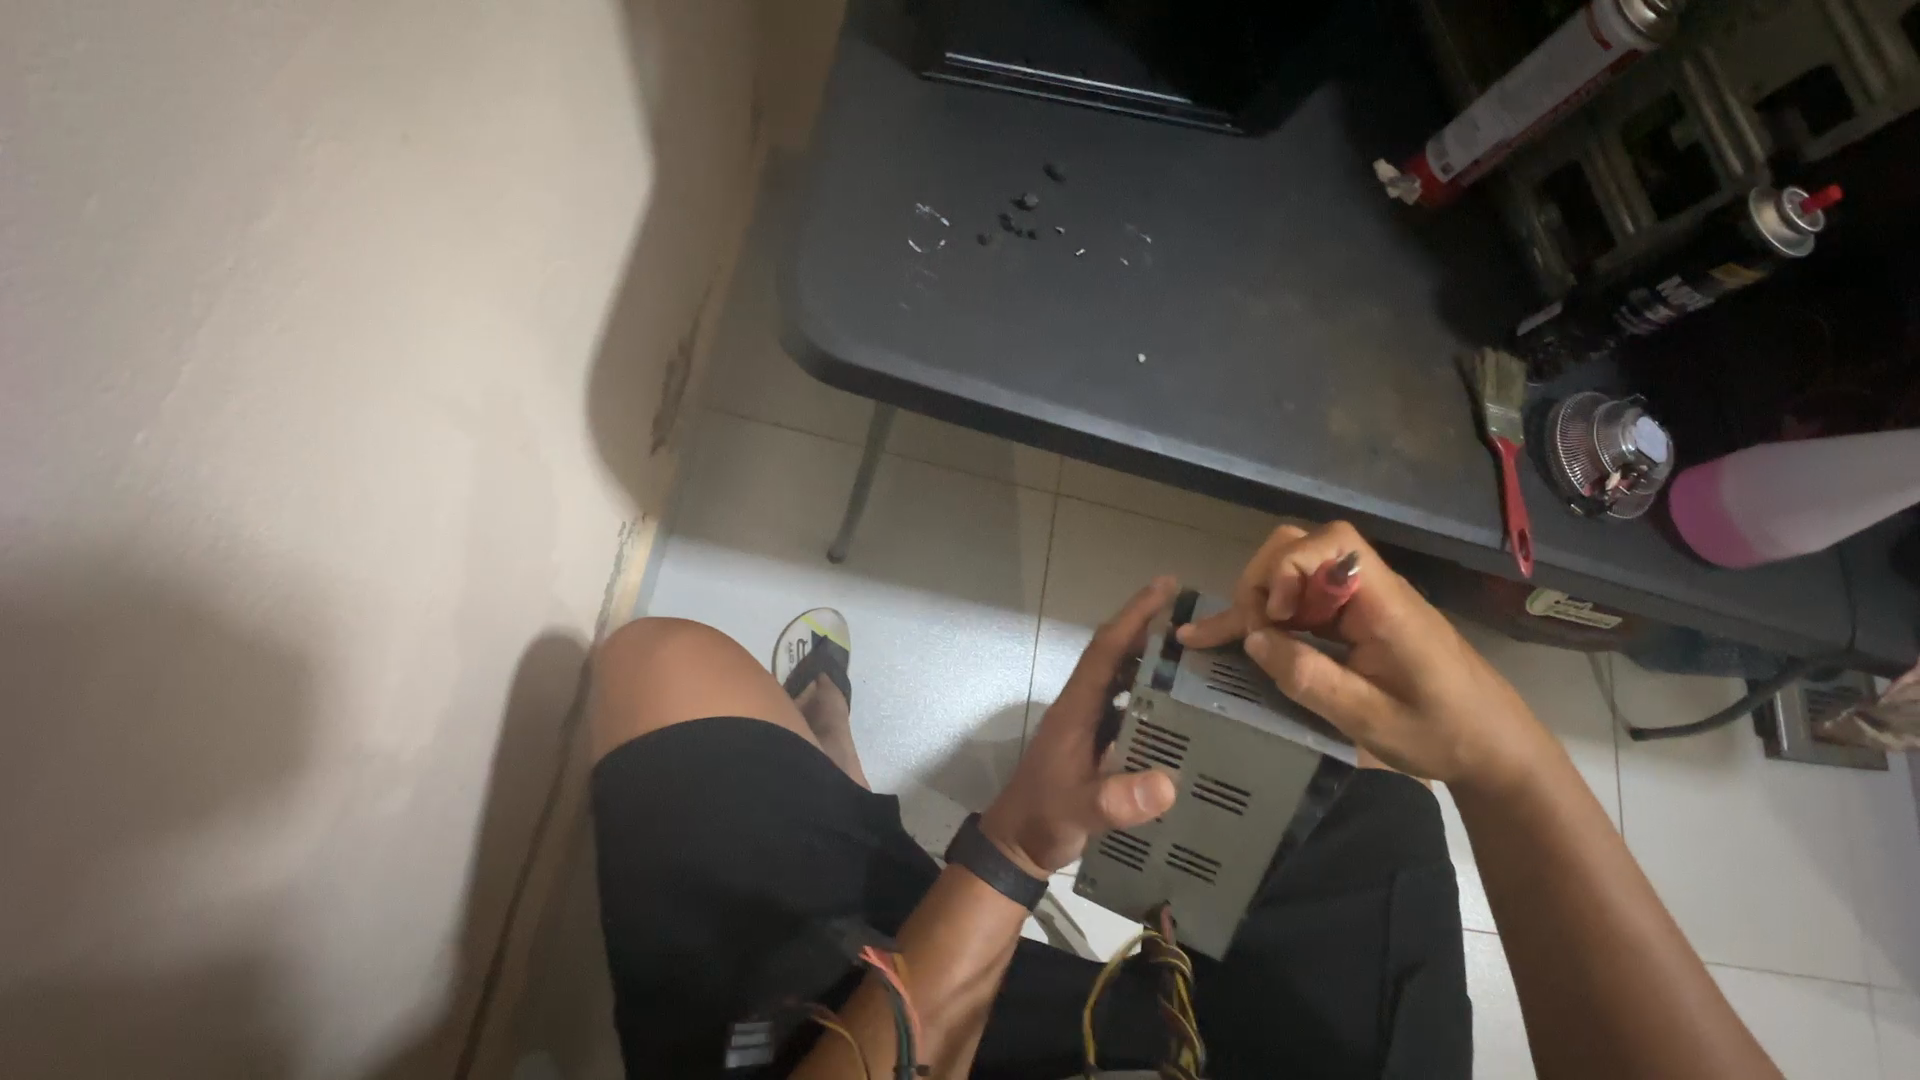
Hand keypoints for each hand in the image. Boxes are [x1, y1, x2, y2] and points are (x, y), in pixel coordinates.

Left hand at [980, 578, 1181, 875]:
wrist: (1017, 844)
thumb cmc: (1042, 819)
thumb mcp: (1078, 811)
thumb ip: (1114, 801)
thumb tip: (1166, 784)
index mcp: (1076, 709)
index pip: (1106, 651)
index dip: (1135, 616)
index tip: (1166, 587)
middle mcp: (1082, 707)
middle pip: (1115, 654)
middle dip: (1149, 627)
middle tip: (1195, 613)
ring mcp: (1087, 724)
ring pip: (1121, 677)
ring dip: (1151, 657)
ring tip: (1197, 649)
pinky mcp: (1094, 743)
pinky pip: (1127, 705)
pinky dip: (1151, 692)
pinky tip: (1179, 703)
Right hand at [1178, 522, 1551, 791]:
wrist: (1497, 750)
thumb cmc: (1441, 734)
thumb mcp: (1369, 719)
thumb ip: (1310, 677)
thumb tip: (1254, 639)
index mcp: (1385, 604)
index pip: (1330, 544)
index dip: (1287, 568)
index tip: (1273, 617)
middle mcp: (1372, 591)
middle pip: (1305, 547)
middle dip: (1264, 580)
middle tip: (1246, 629)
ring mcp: (1364, 605)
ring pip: (1298, 572)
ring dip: (1261, 598)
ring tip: (1226, 636)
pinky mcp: (1358, 623)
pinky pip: (1307, 602)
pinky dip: (1273, 616)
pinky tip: (1246, 639)